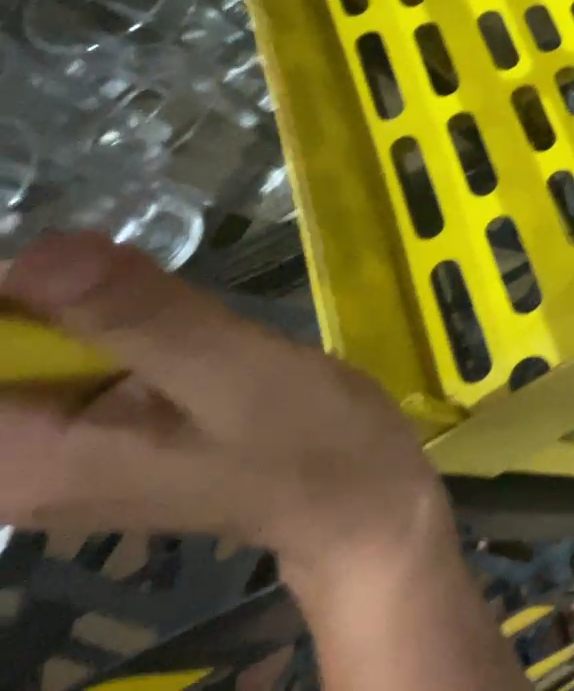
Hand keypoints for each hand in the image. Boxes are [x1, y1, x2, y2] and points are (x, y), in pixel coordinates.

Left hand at [0, 232, 448, 594]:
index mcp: (15, 458)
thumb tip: (41, 249)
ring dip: (92, 322)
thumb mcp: (238, 370)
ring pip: (30, 363)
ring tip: (187, 330)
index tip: (107, 278)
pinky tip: (181, 348)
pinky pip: (64, 379)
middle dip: (60, 307)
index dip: (21, 297)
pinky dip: (110, 344)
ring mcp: (46, 463)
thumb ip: (141, 315)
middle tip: (165, 307)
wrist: (362, 500)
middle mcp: (4, 469)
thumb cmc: (308, 441)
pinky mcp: (92, 449)